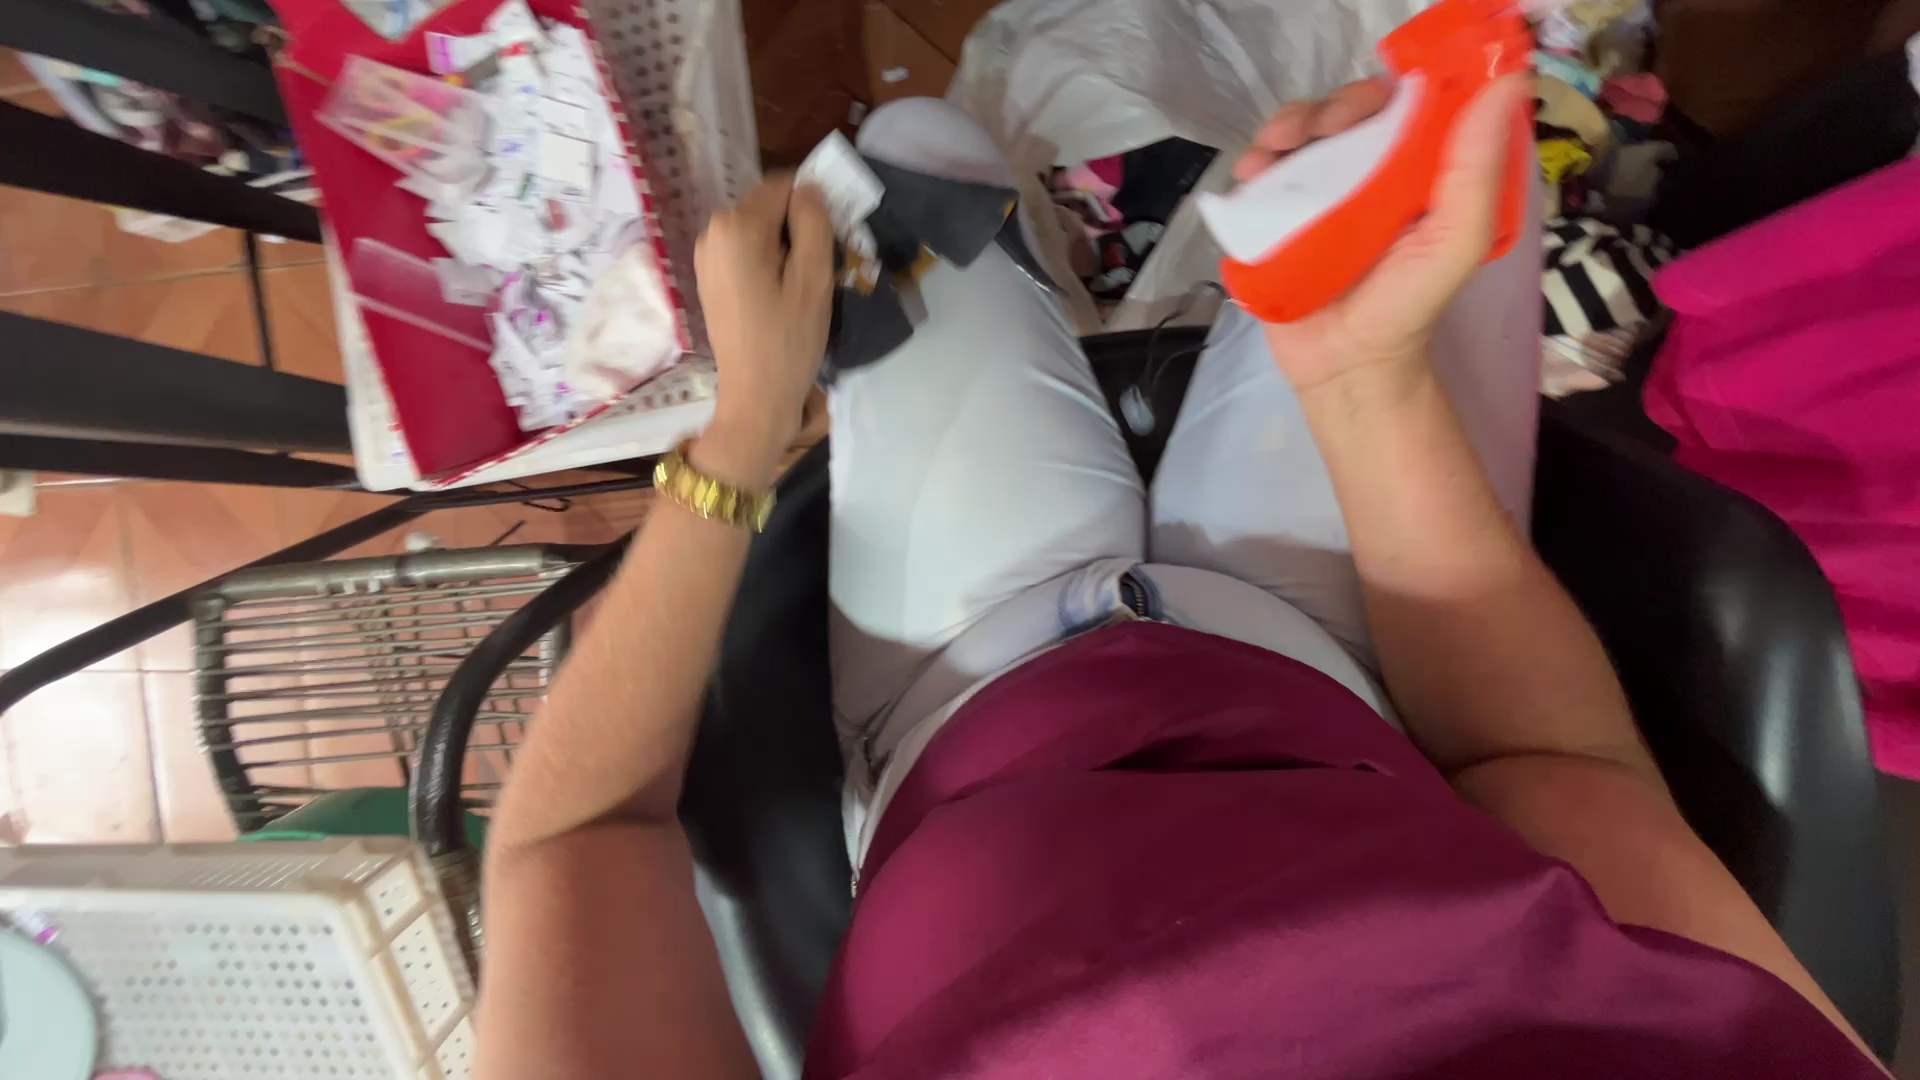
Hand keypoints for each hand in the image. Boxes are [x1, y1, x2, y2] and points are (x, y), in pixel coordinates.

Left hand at [692, 172, 832, 482]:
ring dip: (785, 250)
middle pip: (768, 209)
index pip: (784, 186)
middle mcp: (713, 232)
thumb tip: (811, 189)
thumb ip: (814, 224)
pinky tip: (781, 300)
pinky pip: (745, 256)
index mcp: (737, 226)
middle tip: (822, 272)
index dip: (814, 207)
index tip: (834, 242)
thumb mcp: (814, 281)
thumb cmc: (789, 342)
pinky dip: (768, 266)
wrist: (755, 398)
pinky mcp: (710, 281)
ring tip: (803, 290)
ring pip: (758, 233)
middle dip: (797, 229)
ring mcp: (706, 258)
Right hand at [1238, 74, 1527, 396]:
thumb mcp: (1456, 240)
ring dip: (1276, 135)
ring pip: (1290, 147)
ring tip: (1265, 155)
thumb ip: (1476, 169)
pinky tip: (1248, 176)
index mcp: (1406, 171)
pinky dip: (1248, 173)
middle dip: (1316, 112)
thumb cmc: (1406, 308)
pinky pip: (1255, 189)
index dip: (1372, 95)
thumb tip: (1506, 81)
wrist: (1345, 365)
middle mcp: (1356, 179)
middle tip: (1306, 133)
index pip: (1389, 109)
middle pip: (1332, 120)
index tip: (1356, 110)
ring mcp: (1309, 205)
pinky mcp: (1271, 232)